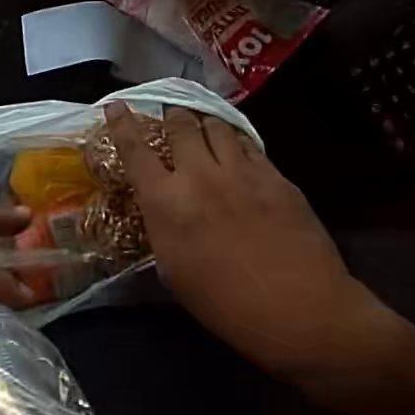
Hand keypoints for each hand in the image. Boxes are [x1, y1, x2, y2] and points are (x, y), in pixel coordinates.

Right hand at [102, 104, 414, 414]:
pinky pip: (248, 145)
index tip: (117, 106)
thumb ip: (163, 229)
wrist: (297, 308)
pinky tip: (237, 150)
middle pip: (180, 126)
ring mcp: (241, 171)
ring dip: (204, 124)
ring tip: (203, 128)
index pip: (135, 150)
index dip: (122, 124)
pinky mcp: (274, 175)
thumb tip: (164, 210)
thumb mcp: (174, 271)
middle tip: (170, 117)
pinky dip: (235, 142)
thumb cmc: (225, 304)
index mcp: (166, 202)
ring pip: (216, 127)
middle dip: (171, 116)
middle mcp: (199, 175)